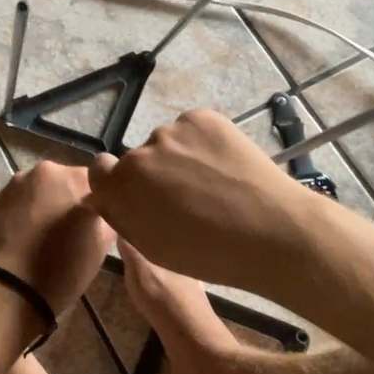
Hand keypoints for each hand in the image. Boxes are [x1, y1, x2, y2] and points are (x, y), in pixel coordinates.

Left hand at [0, 162, 113, 318]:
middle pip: (65, 179)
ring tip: (48, 230)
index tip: (97, 217)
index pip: (96, 179)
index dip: (98, 198)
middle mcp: (44, 170)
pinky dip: (27, 209)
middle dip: (70, 197)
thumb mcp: (103, 240)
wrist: (17, 282)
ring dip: (47, 201)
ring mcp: (17, 182)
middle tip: (73, 225)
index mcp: (73, 177)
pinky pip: (21, 198)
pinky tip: (29, 231)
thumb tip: (103, 205)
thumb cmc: (67, 263)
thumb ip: (107, 212)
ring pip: (41, 188)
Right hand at [85, 110, 322, 292]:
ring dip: (181, 158)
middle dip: (155, 174)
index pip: (99, 169)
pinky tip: (225, 167)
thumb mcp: (153, 247)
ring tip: (215, 184)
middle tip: (188, 196)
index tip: (140, 193)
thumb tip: (105, 196)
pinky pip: (192, 129)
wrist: (274, 233)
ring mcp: (170, 132)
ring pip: (168, 144)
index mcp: (119, 188)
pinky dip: (203, 143)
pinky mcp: (200, 118)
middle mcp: (137, 155)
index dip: (116, 180)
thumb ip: (121, 216)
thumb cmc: (210, 254)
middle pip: (138, 159)